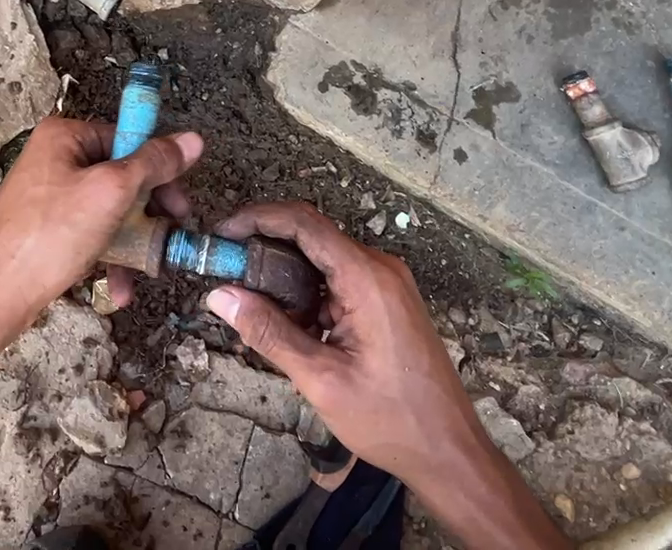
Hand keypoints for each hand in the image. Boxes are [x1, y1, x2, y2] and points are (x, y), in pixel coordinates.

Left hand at [0, 117, 202, 332]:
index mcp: (64, 136)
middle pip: (121, 176)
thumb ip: (154, 163)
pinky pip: (89, 232)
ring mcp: (48, 195)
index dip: (158, 171)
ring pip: (108, 209)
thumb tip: (193, 140)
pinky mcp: (45, 228)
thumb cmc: (50, 235)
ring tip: (149, 270)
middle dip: (148, 212)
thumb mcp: (112, 191)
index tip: (180, 205)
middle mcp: (54, 158)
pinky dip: (108, 256)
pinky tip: (119, 289)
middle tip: (171, 237)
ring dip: (132, 241)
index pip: (127, 139)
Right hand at [203, 202, 475, 480]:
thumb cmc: (391, 420)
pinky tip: (287, 323)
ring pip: (321, 258)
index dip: (257, 218)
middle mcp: (379, 267)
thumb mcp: (321, 379)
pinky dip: (306, 292)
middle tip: (226, 270)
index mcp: (366, 276)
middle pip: (311, 236)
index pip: (303, 222)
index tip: (222, 233)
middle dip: (264, 246)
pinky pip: (337, 279)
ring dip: (284, 274)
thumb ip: (268, 332)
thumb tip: (220, 296)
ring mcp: (385, 282)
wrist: (452, 454)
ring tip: (250, 304)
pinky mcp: (386, 299)